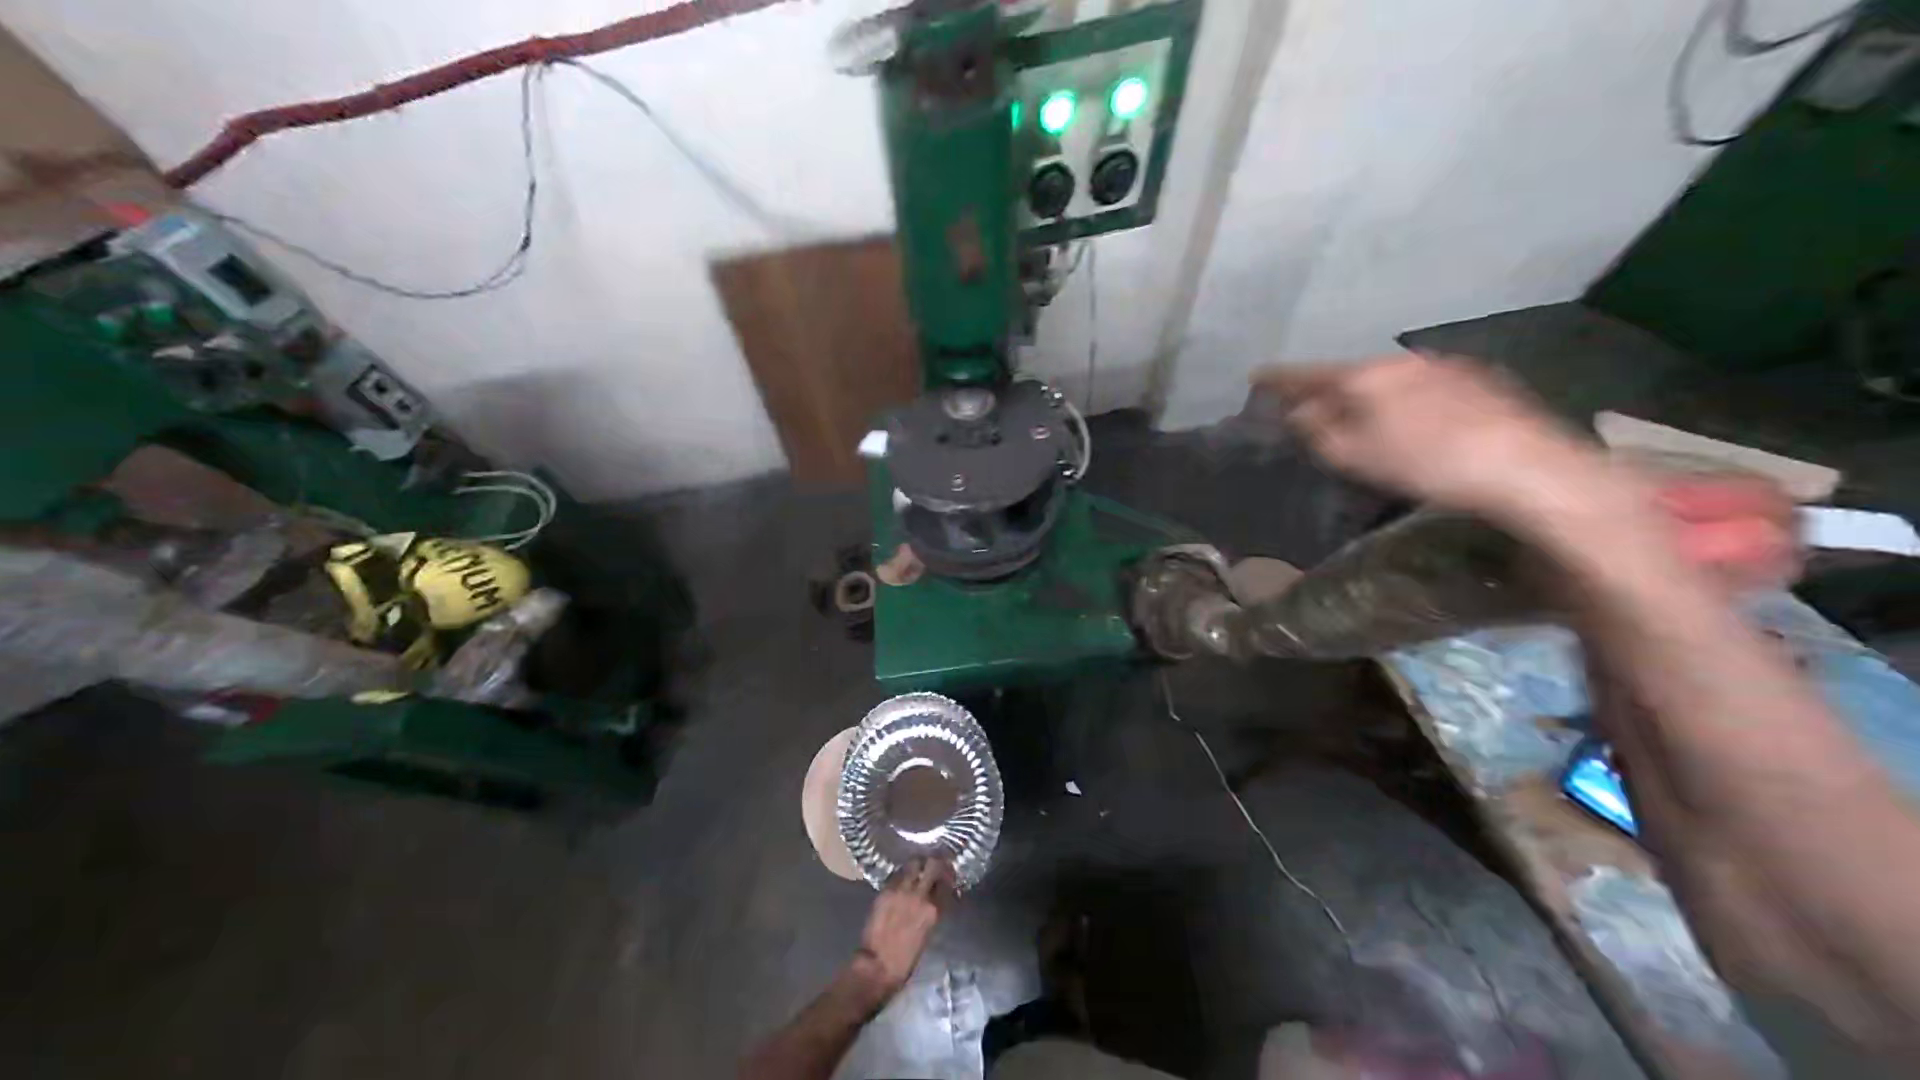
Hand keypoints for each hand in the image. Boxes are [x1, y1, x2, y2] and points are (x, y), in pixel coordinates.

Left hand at [849, 858, 953, 1000]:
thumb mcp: (928, 932)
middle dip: (935, 860)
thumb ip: (933, 910)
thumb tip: (936, 897)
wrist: (878, 965)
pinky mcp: (885, 891)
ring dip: (917, 863)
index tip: (948, 872)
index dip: (948, 874)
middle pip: (933, 865)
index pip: (946, 882)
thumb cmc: (907, 958)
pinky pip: (897, 874)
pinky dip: (902, 873)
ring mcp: (901, 891)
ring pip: (913, 864)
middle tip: (934, 861)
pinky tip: (902, 877)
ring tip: (917, 866)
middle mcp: (920, 895)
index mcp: (934, 910)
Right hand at [1253, 352, 1599, 522]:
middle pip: (1350, 373)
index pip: (1310, 374)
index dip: (1280, 378)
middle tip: (1305, 403)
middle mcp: (1402, 361)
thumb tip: (1300, 413)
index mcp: (1368, 376)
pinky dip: (1398, 397)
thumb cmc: (1427, 462)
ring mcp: (1443, 366)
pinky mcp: (1476, 381)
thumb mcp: (1358, 456)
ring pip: (1387, 377)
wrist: (1525, 465)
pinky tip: (1406, 418)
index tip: (1255, 376)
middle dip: (1325, 387)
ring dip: (1364, 392)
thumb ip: (1322, 432)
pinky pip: (1418, 384)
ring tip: (1354, 411)